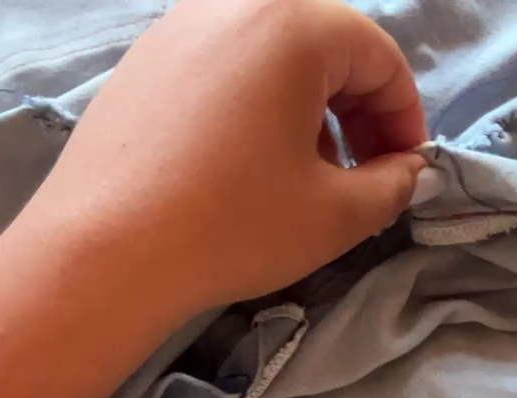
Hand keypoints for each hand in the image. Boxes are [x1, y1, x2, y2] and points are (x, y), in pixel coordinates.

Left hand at [16, 0, 429, 319]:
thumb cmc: (233, 227)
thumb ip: (392, 187)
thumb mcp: (334, 216)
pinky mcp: (140, 67)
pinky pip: (220, 76)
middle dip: (356, 115)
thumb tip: (410, 173)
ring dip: (305, 116)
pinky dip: (252, 115)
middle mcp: (231, 3)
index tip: (406, 172)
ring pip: (268, 62)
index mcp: (292, 23)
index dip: (405, 118)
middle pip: (322, 49)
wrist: (105, 254)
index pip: (378, 55)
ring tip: (302, 180)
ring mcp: (176, 29)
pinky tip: (242, 172)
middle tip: (360, 178)